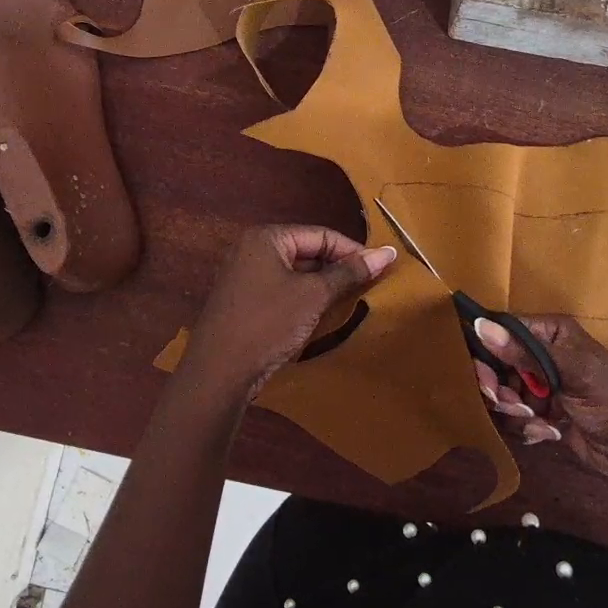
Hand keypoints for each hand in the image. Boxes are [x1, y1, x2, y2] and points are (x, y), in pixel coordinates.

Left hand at [181, 225, 395, 400]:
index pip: (321, 234)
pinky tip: (322, 314)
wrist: (219, 372)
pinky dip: (304, 298)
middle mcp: (252, 249)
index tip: (381, 268)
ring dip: (323, 285)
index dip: (352, 251)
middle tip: (369, 285)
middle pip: (307, 251)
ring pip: (296, 272)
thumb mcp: (314, 296)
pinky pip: (282, 289)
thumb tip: (388, 252)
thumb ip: (349, 273)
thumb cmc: (268, 323)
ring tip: (352, 299)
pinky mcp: (244, 301)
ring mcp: (245, 276)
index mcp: (266, 237)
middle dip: (338, 268)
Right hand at [472, 314, 607, 478]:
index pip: (502, 330)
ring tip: (538, 421)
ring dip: (515, 413)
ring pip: (501, 395)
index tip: (483, 375)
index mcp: (550, 332)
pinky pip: (513, 417)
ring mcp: (539, 385)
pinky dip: (527, 429)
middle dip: (500, 390)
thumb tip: (481, 326)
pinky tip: (549, 433)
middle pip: (495, 365)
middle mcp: (540, 354)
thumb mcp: (571, 372)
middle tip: (513, 405)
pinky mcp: (539, 414)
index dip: (486, 350)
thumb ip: (525, 352)